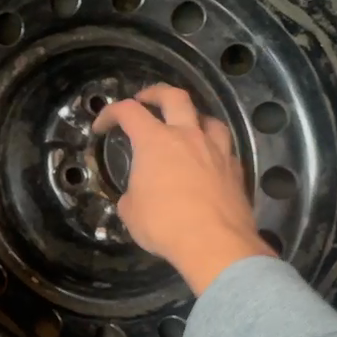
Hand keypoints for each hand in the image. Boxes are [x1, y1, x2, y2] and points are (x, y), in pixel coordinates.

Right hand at [93, 83, 272, 293]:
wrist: (214, 243)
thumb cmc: (163, 224)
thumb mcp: (131, 211)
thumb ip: (132, 193)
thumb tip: (137, 194)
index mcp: (155, 141)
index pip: (128, 112)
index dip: (110, 113)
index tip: (101, 126)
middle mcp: (188, 136)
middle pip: (175, 97)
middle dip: (156, 93)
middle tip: (145, 99)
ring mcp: (217, 150)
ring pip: (208, 118)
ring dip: (193, 118)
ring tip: (185, 127)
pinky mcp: (235, 169)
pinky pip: (224, 147)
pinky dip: (212, 148)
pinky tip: (206, 161)